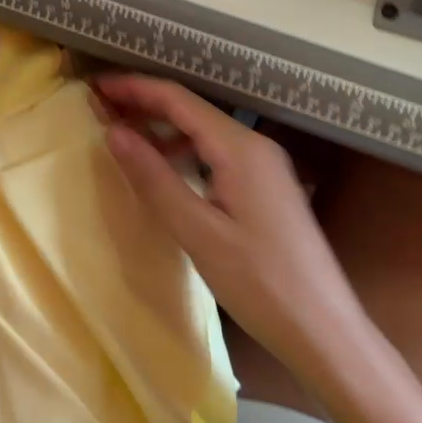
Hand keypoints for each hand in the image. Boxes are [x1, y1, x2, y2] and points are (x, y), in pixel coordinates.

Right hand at [97, 74, 357, 358]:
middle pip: (190, 109)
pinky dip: (182, 150)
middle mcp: (254, 146)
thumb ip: (154, 177)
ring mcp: (264, 167)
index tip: (95, 88)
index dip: (133, 88)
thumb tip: (113, 132)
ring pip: (203, 131)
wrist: (326, 334)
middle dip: (143, 104)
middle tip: (99, 108)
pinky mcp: (265, 188)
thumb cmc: (261, 283)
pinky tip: (163, 168)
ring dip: (161, 127)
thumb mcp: (197, 232)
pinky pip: (215, 152)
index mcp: (240, 147)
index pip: (177, 98)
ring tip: (121, 135)